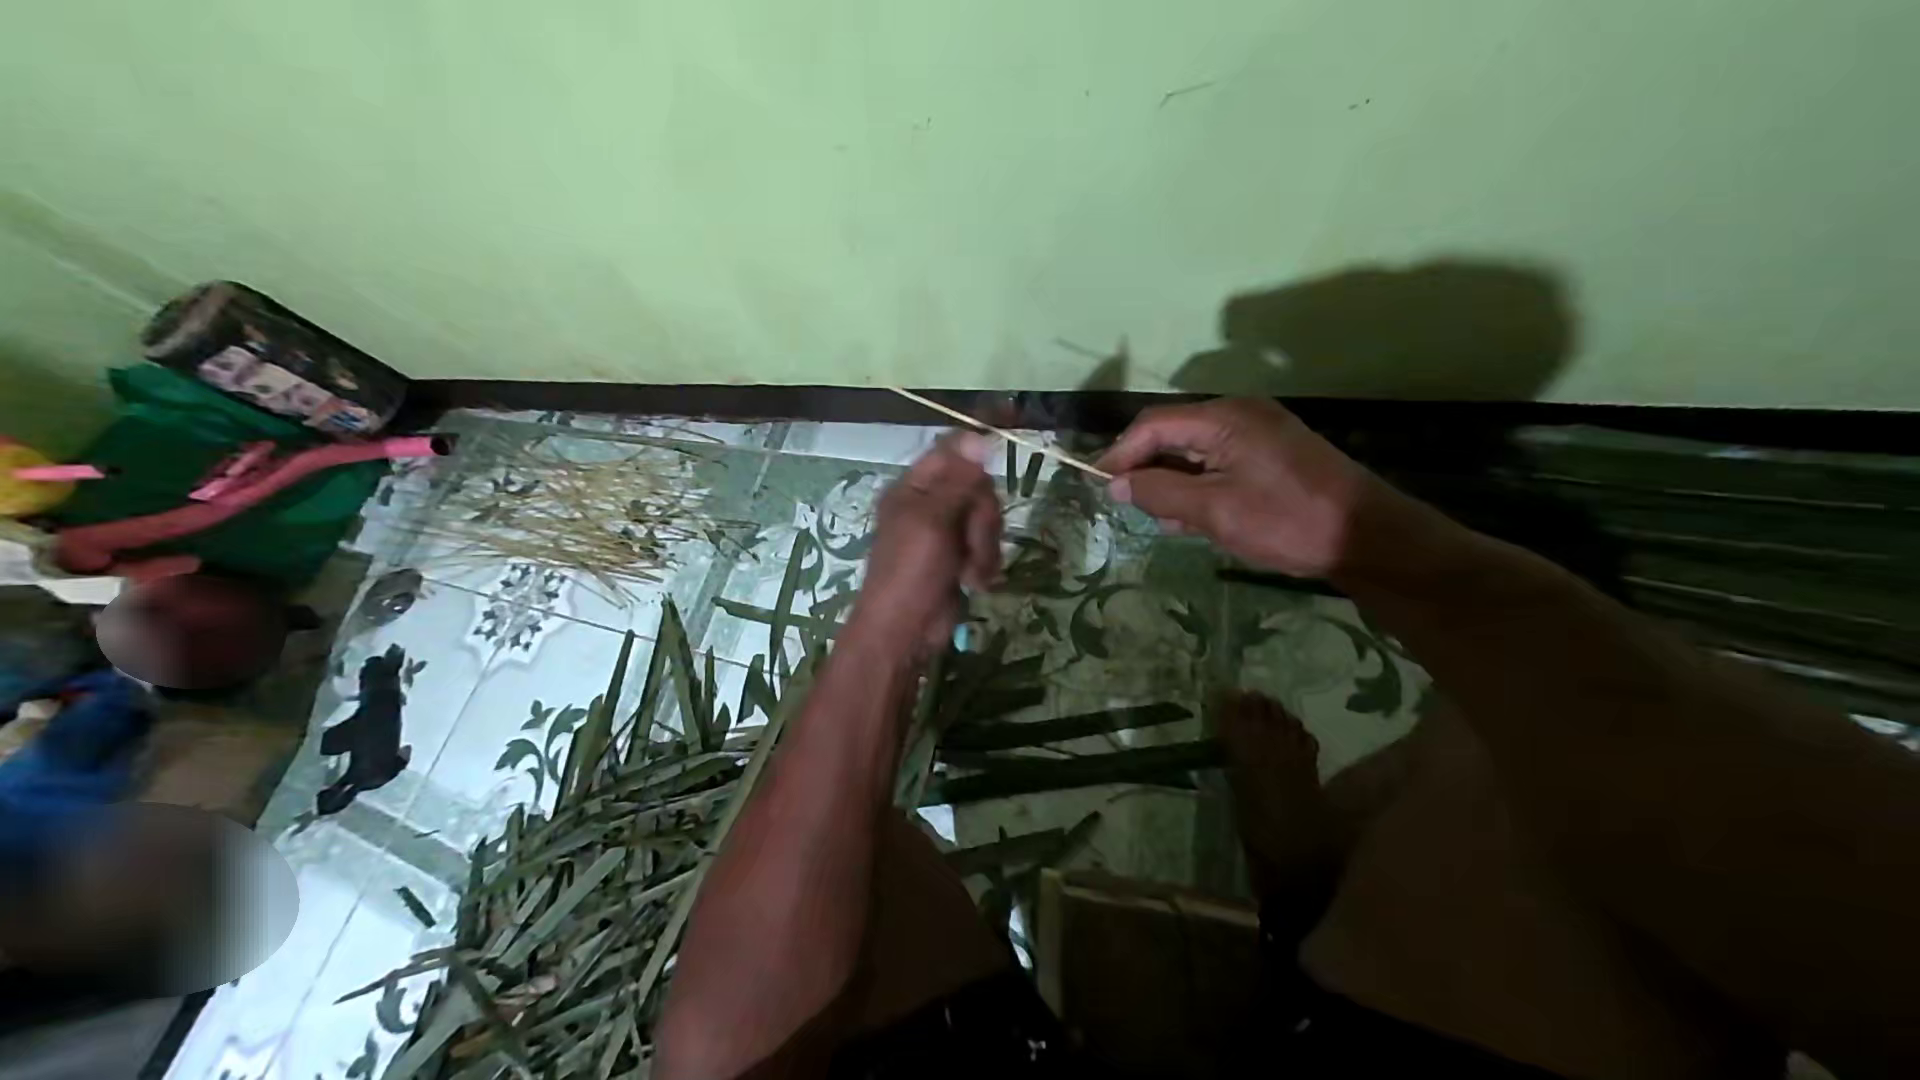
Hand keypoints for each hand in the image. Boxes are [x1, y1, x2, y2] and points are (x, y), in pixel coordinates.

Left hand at [846, 432, 1002, 648]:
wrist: (905, 632)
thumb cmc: (910, 573)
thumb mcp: (933, 522)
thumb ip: (958, 481)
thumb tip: (978, 436)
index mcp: (914, 488)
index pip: (952, 450)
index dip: (978, 438)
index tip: (1010, 416)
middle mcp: (929, 503)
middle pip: (978, 487)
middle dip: (982, 519)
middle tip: (972, 544)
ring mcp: (945, 531)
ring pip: (987, 518)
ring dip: (985, 547)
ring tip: (972, 574)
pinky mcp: (959, 555)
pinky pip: (987, 544)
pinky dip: (985, 563)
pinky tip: (974, 582)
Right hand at [1095, 398, 1390, 577]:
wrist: (1368, 538)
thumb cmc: (1287, 520)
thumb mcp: (1213, 509)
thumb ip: (1159, 492)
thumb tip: (1115, 483)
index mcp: (1225, 417)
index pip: (1154, 425)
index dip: (1121, 453)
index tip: (1099, 485)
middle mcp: (1239, 415)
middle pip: (1172, 435)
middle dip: (1148, 472)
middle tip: (1136, 510)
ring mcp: (1257, 434)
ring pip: (1193, 453)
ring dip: (1173, 484)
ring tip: (1168, 522)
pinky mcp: (1269, 455)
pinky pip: (1217, 463)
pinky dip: (1198, 487)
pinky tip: (1194, 518)